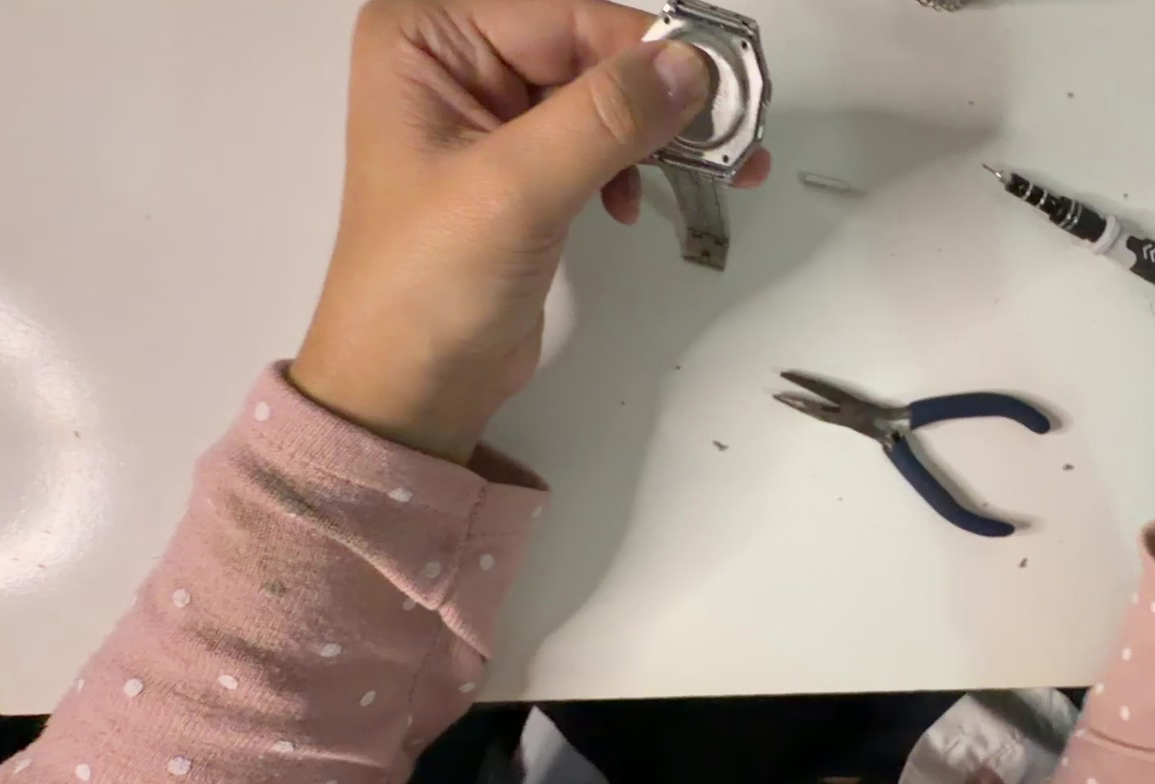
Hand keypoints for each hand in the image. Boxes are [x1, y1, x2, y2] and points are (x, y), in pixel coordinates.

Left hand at [290, 0, 770, 461]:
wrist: (418, 377)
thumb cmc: (438, 279)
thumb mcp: (521, 187)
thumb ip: (606, 119)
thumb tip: (691, 68)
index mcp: (432, 40)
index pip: (564, 19)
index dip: (648, 51)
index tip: (725, 89)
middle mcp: (461, 68)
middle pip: (587, 57)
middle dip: (661, 100)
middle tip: (735, 137)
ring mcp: (494, 127)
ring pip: (600, 106)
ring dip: (656, 139)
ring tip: (714, 173)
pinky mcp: (525, 179)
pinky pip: (595, 151)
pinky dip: (628, 172)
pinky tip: (630, 207)